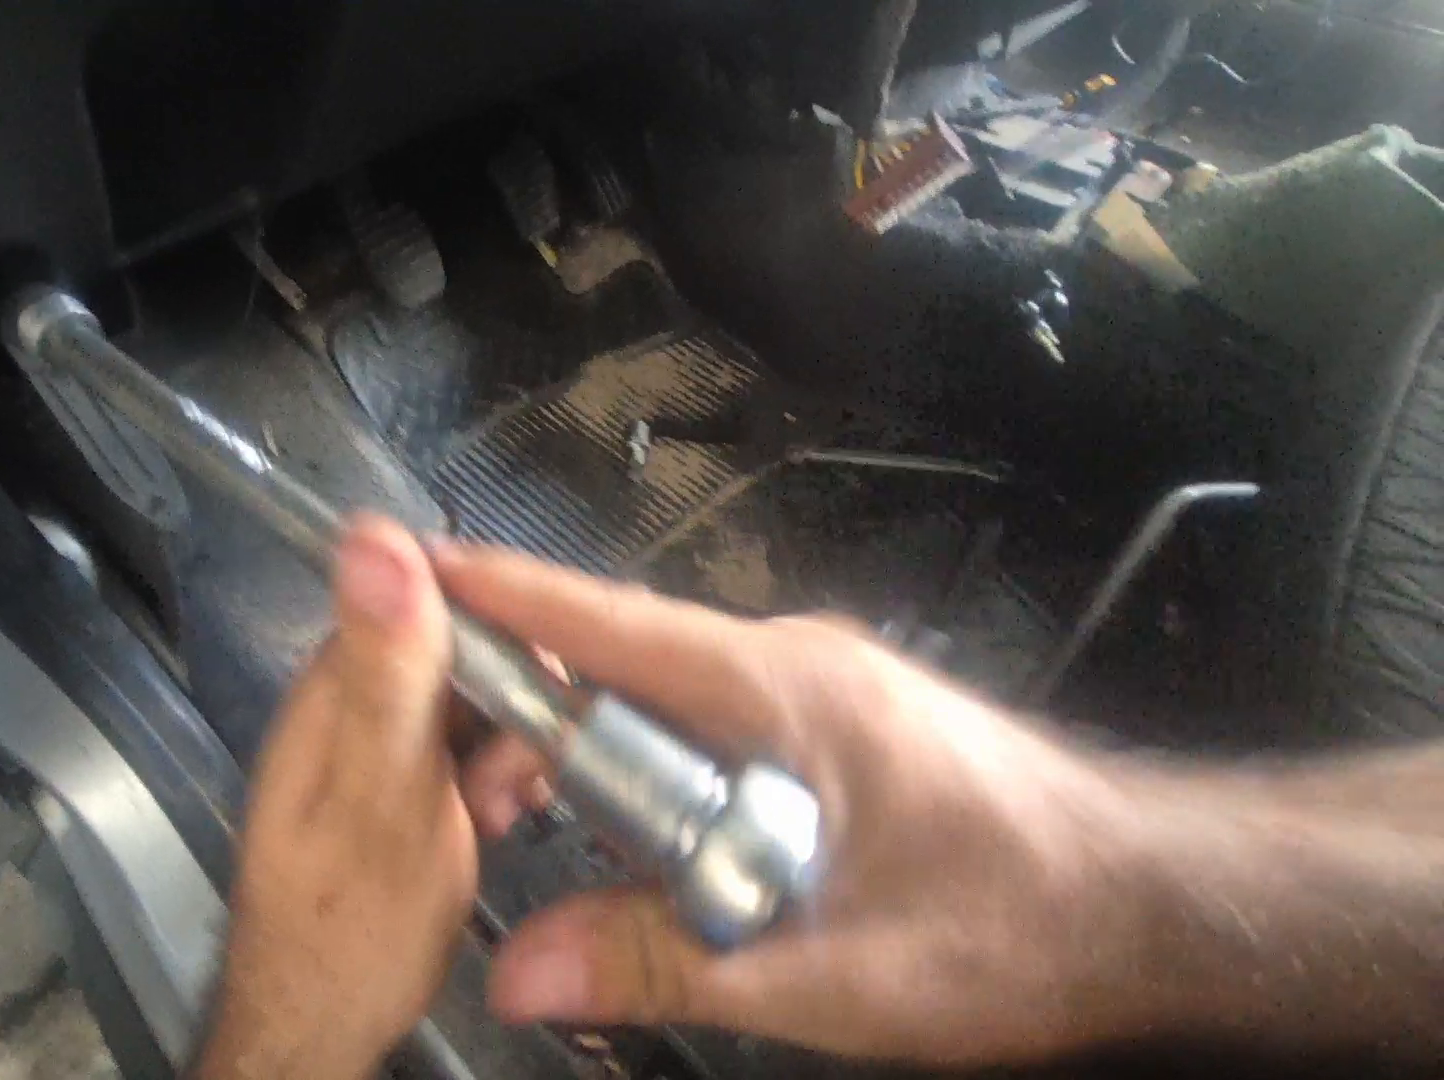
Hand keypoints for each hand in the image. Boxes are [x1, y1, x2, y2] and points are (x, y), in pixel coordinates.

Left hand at [196, 517, 476, 1079]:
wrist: (317, 1025)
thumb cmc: (349, 924)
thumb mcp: (378, 795)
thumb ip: (386, 673)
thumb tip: (373, 533)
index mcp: (340, 679)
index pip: (433, 601)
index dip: (501, 636)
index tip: (540, 697)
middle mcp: (353, 693)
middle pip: (460, 650)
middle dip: (510, 703)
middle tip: (516, 782)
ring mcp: (375, 735)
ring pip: (470, 698)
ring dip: (507, 745)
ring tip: (508, 808)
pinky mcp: (397, 772)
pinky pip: (463, 742)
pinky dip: (493, 772)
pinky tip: (498, 815)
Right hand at [437, 543, 1154, 1064]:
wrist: (1153, 890)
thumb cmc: (1012, 922)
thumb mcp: (839, 974)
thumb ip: (674, 965)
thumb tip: (520, 974)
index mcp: (777, 689)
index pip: (615, 625)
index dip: (512, 594)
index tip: (424, 568)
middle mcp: (773, 657)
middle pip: (616, 651)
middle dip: (529, 692)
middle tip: (464, 768)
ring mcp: (789, 677)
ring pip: (647, 682)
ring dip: (580, 728)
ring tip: (522, 800)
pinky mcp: (801, 709)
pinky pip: (686, 708)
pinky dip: (630, 744)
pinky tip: (611, 804)